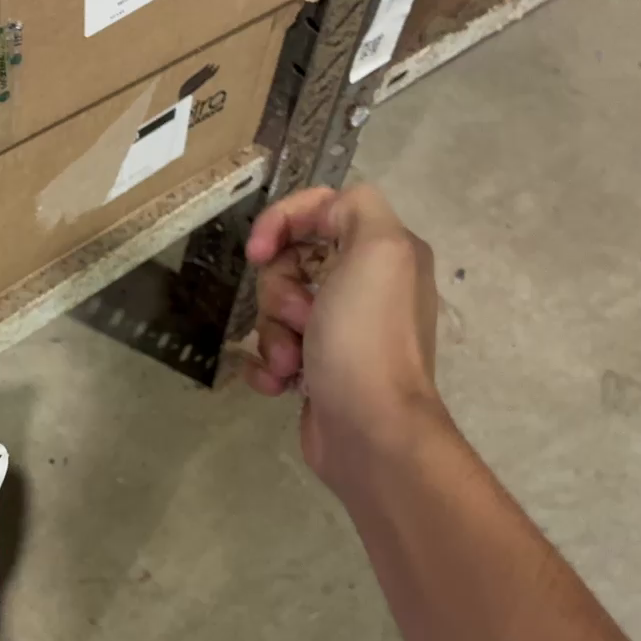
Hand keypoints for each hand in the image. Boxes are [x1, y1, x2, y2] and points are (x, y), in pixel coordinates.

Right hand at [244, 185, 449, 493]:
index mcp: (382, 252)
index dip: (280, 222)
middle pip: (288, 261)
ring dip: (272, 334)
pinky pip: (270, 348)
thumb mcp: (378, 250)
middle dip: (277, 291)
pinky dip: (267, 364)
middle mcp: (364, 286)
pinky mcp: (316, 367)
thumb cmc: (366, 338)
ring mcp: (338, 330)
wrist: (370, 431)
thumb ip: (355, 208)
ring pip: (273, 307)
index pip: (319, 209)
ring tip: (292, 363)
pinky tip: (281, 383)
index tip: (259, 253)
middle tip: (299, 318)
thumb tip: (323, 214)